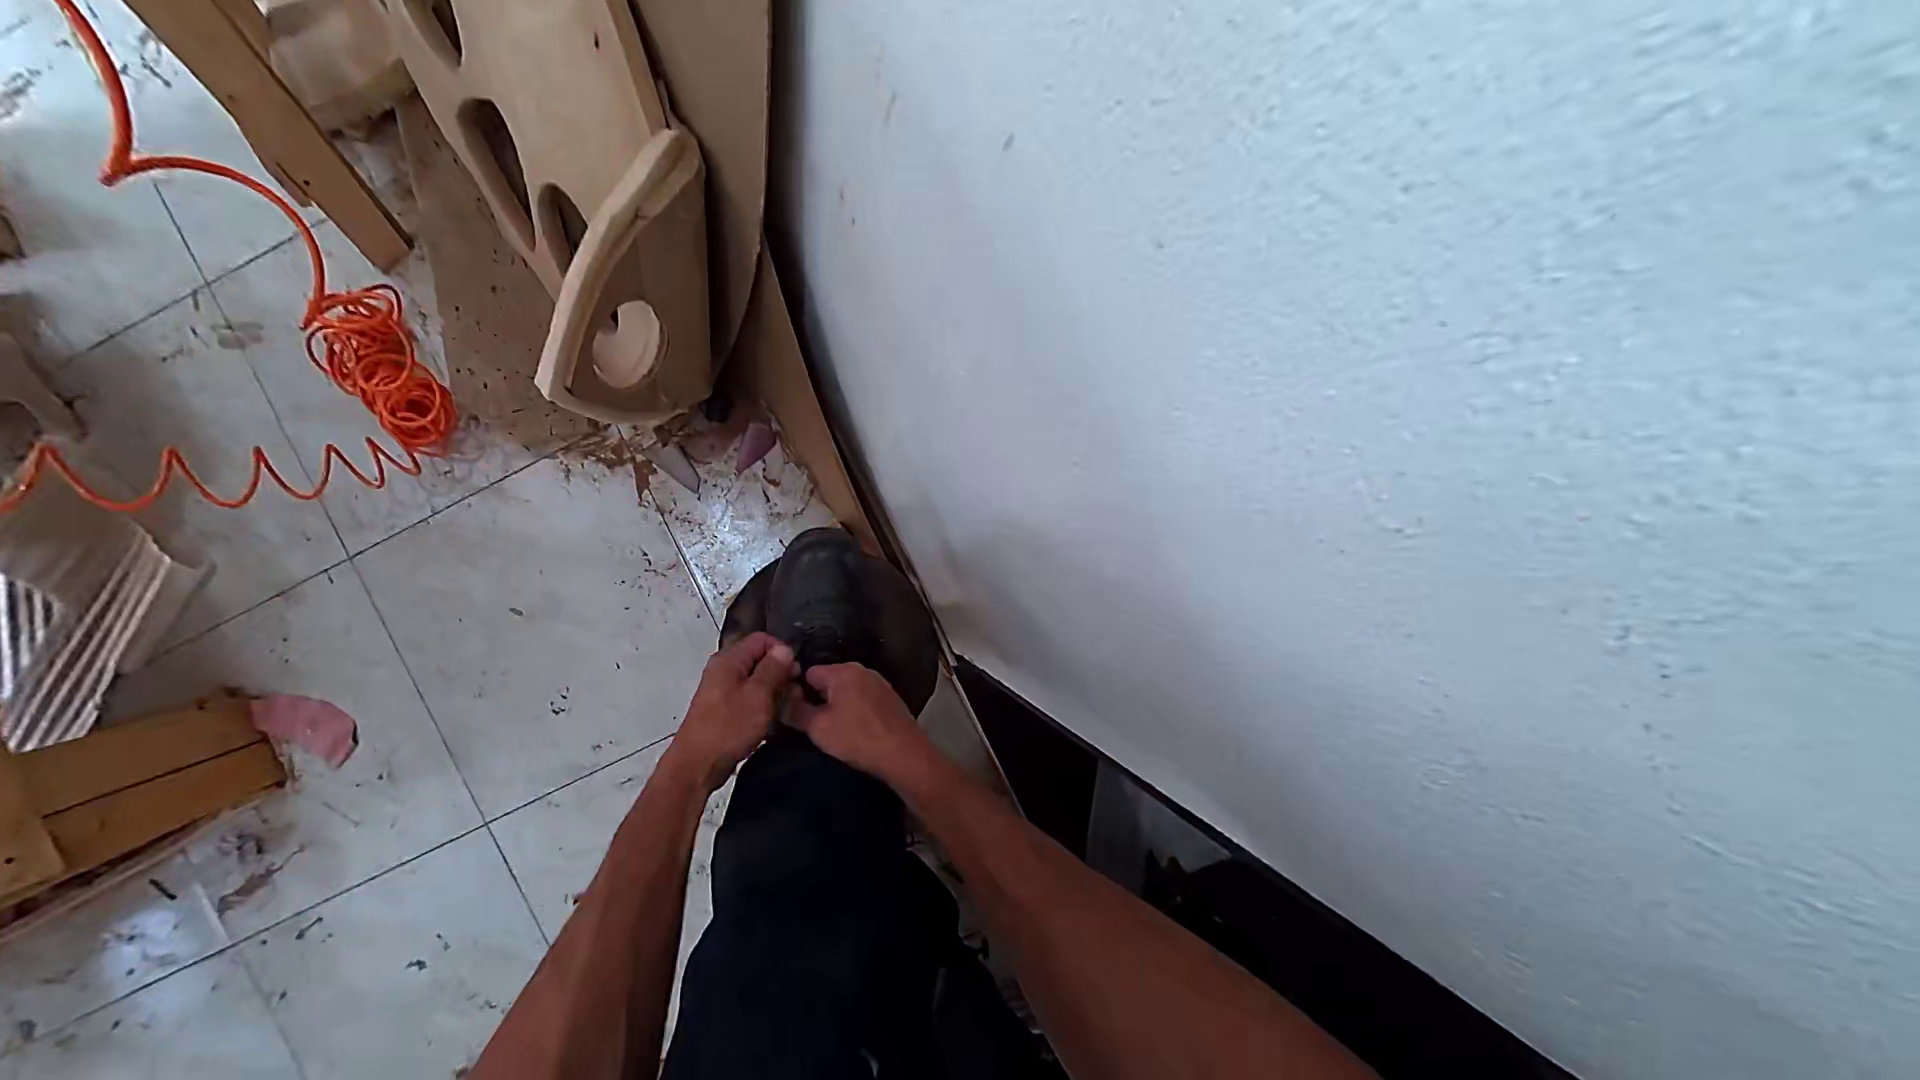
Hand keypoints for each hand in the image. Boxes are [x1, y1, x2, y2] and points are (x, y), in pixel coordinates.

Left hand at [666, 633, 796, 790]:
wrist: (697, 765)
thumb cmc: (729, 727)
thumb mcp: (759, 694)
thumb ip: (773, 668)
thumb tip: (784, 649)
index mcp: (729, 659)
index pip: (762, 639)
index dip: (782, 651)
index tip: (795, 672)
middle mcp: (723, 669)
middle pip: (758, 658)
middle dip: (779, 671)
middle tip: (794, 691)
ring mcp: (721, 689)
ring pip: (755, 678)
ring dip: (772, 689)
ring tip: (785, 706)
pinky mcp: (723, 708)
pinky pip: (748, 696)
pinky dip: (762, 703)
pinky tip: (771, 718)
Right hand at [786, 663, 934, 782]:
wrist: (903, 754)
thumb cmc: (859, 738)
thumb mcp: (818, 727)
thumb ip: (795, 711)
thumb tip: (782, 701)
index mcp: (843, 671)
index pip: (808, 672)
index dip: (797, 691)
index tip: (793, 711)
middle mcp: (863, 671)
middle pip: (828, 681)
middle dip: (817, 700)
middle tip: (811, 725)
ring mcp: (879, 684)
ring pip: (846, 692)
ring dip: (836, 708)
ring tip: (833, 732)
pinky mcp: (889, 699)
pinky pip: (862, 700)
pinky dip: (855, 713)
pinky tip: (854, 733)